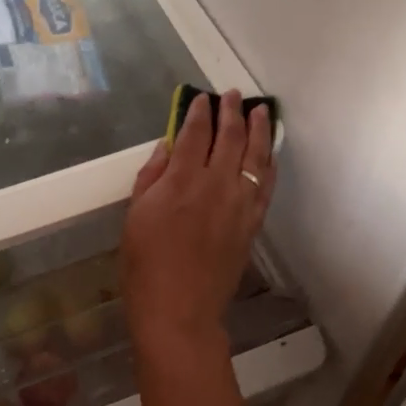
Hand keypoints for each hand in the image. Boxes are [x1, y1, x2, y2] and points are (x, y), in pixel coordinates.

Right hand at [120, 91, 276, 356]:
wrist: (179, 310)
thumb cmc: (145, 264)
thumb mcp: (136, 214)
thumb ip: (153, 176)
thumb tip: (169, 146)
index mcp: (182, 181)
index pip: (196, 134)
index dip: (200, 112)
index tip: (202, 98)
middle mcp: (216, 185)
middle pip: (230, 139)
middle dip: (232, 113)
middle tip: (233, 95)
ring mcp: (240, 204)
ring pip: (256, 157)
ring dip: (259, 130)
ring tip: (260, 110)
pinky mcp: (252, 223)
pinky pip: (266, 184)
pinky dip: (269, 163)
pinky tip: (269, 152)